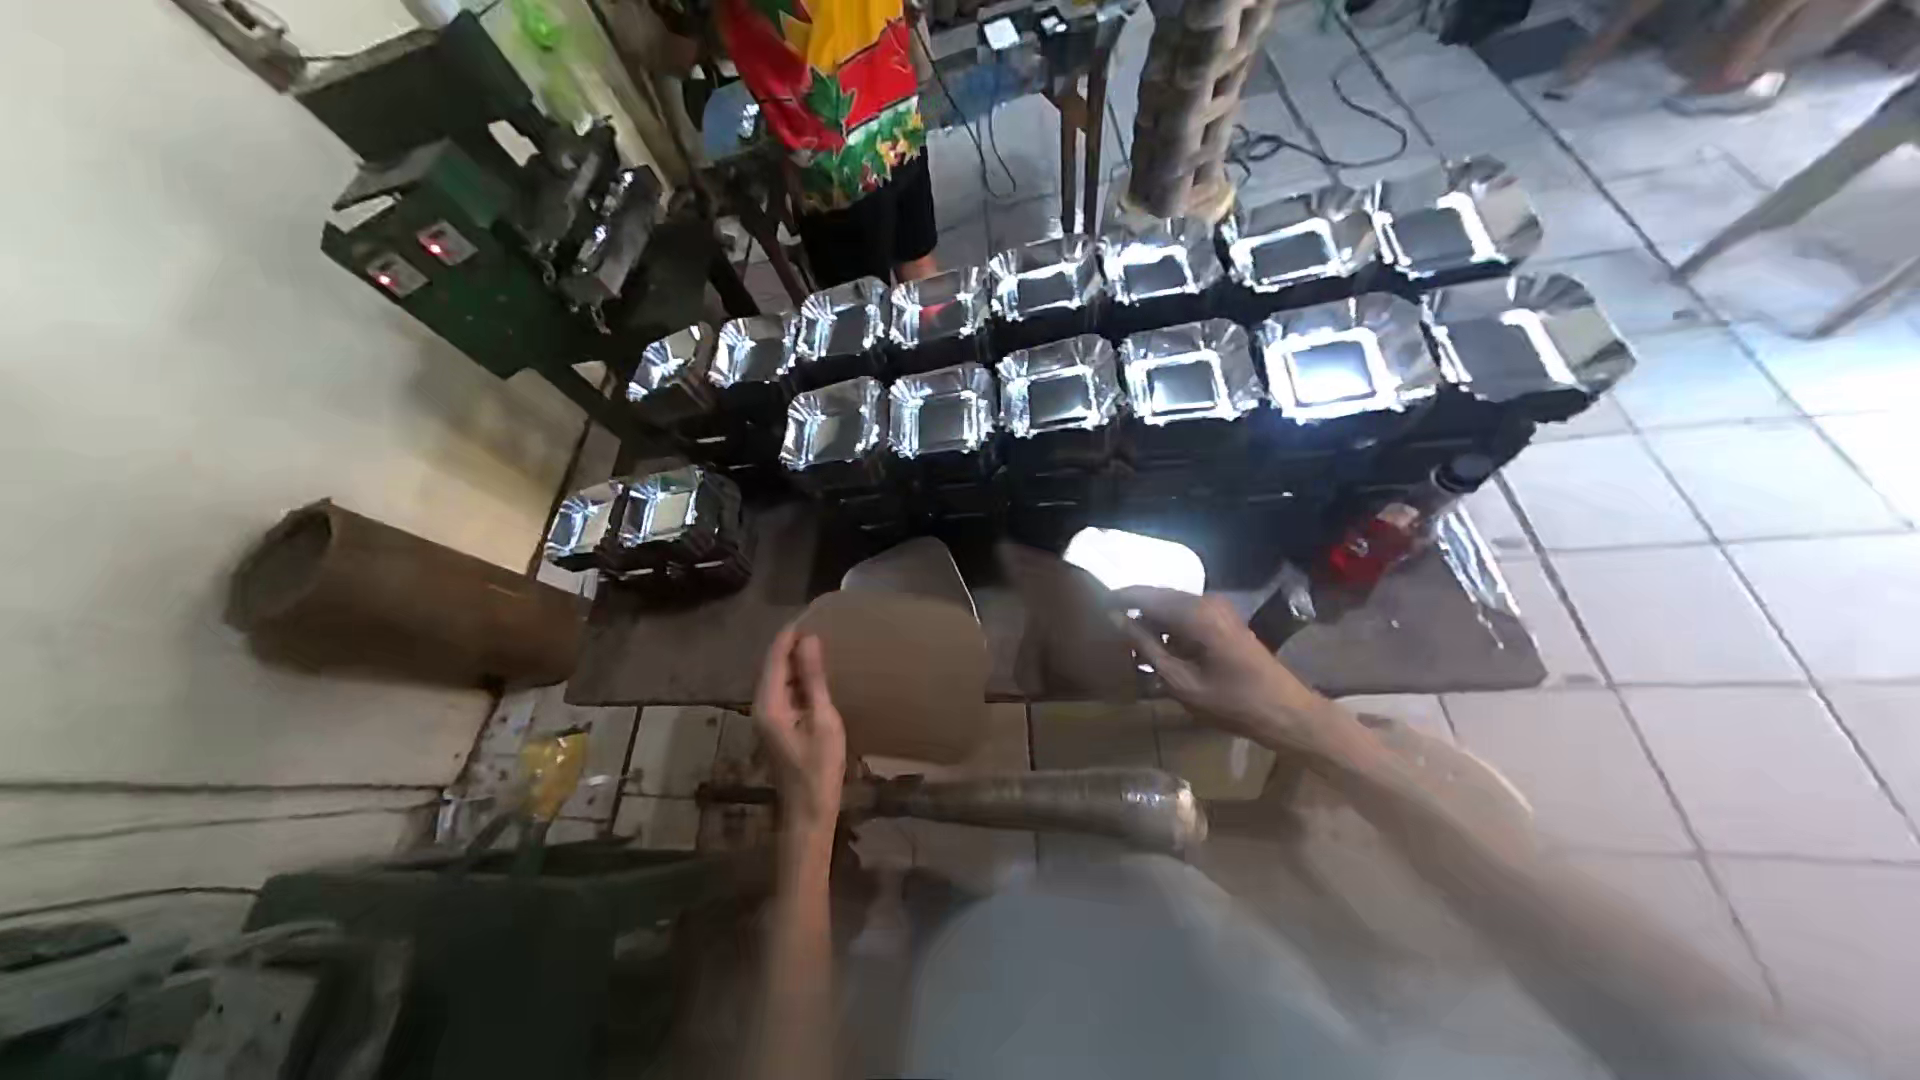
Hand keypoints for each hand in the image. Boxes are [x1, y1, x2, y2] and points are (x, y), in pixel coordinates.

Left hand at [752, 627, 846, 843]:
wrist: (809, 811)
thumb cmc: (819, 767)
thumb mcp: (822, 719)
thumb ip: (814, 678)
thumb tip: (809, 639)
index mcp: (769, 703)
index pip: (775, 657)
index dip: (790, 634)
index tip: (812, 613)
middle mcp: (762, 706)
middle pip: (773, 665)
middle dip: (792, 643)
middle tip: (819, 622)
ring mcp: (768, 717)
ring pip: (778, 678)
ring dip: (795, 660)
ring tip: (820, 640)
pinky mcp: (778, 725)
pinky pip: (785, 691)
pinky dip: (799, 677)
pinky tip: (817, 672)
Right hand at [1115, 586, 1359, 760]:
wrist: (1286, 713)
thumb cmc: (1232, 703)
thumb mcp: (1181, 681)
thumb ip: (1146, 648)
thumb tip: (1117, 620)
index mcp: (1196, 614)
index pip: (1145, 596)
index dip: (1119, 600)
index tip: (1096, 608)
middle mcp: (1207, 602)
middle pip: (1159, 597)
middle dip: (1134, 610)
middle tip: (1109, 628)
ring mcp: (1219, 609)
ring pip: (1172, 606)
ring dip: (1151, 621)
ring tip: (1130, 643)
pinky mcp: (1225, 620)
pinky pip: (1187, 614)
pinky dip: (1169, 626)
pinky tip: (1158, 648)